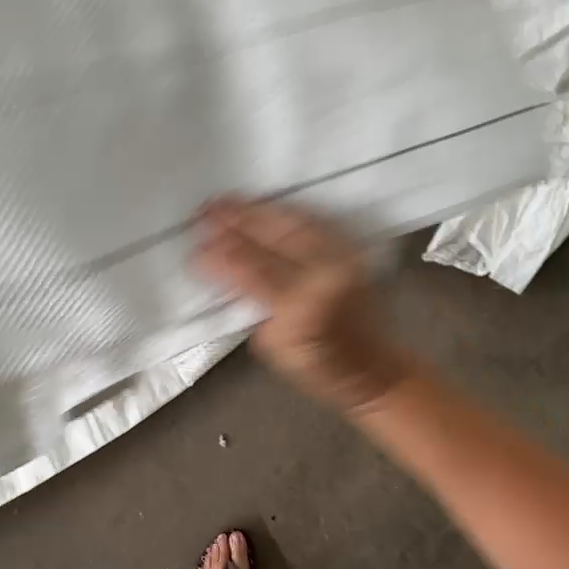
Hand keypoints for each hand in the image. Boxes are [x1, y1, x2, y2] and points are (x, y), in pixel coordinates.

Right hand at [193, 195, 412, 411]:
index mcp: (302, 308)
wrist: (371, 365)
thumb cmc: (318, 367)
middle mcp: (326, 276)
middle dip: (238, 221)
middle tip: (207, 208)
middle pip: (275, 240)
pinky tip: (264, 205)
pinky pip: (312, 222)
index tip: (197, 244)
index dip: (223, 254)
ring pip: (294, 224)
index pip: (254, 272)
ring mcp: (343, 258)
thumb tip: (225, 269)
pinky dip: (284, 211)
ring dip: (258, 210)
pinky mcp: (351, 251)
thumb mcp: (273, 345)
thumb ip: (252, 304)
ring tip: (228, 201)